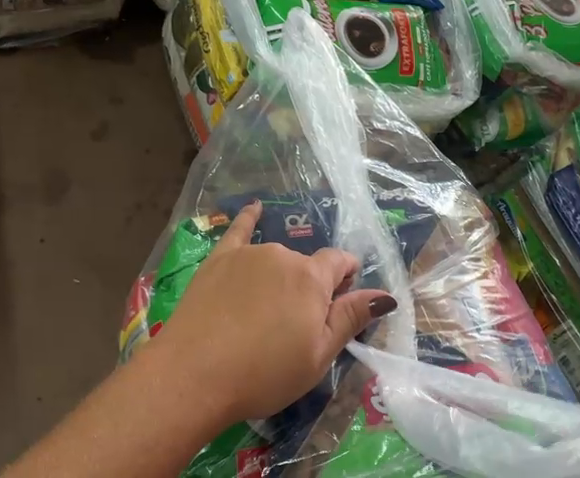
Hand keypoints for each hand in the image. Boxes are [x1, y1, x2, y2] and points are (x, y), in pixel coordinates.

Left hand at [145, 201, 397, 426]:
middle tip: (297, 324)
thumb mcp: (317, 356)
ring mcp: (248, 253)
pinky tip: (254, 207)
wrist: (195, 372)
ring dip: (281, 276)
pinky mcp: (218, 258)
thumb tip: (384, 295)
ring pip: (276, 258)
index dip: (346, 279)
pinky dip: (249, 216)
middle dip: (310, 286)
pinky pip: (239, 228)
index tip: (343, 300)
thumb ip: (349, 319)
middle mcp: (282, 254)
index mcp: (311, 278)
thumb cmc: (264, 373)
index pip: (340, 262)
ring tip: (267, 312)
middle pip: (306, 265)